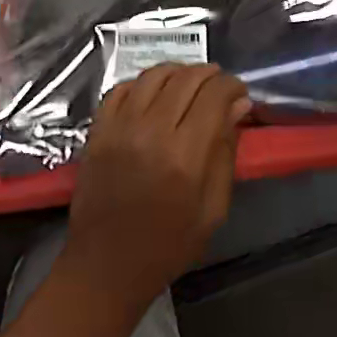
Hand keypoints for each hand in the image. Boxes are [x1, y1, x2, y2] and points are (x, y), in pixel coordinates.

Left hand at [61, 64, 249, 312]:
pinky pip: (122, 88)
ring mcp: (119, 127)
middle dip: (209, 74)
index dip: (232, 86)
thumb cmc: (168, 245)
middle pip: (185, 79)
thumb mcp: (213, 208)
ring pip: (153, 76)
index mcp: (185, 156)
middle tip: (219, 85)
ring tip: (189, 82)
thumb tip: (239, 105)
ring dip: (178, 71)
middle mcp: (151, 132)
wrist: (106, 264)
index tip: (239, 92)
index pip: (214, 96)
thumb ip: (226, 151)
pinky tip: (154, 93)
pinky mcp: (97, 129)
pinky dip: (143, 83)